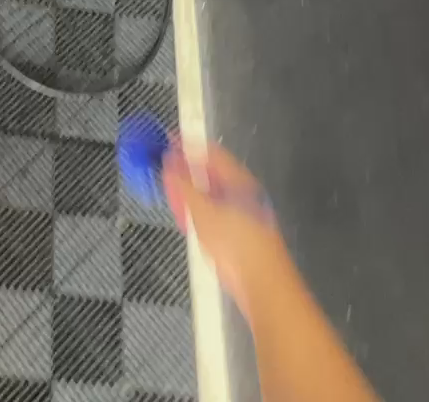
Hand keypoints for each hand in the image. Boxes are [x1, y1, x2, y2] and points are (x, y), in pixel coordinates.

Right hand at [162, 143, 291, 312]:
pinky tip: (188, 221)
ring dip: (189, 194)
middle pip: (209, 173)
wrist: (263, 287)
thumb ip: (183, 184)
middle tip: (164, 172)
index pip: (210, 152)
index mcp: (239, 181)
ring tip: (173, 199)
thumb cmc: (238, 245)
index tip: (166, 142)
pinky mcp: (238, 234)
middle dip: (185, 172)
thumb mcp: (203, 210)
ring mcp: (242, 214)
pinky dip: (198, 213)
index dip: (187, 145)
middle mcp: (243, 193)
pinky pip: (213, 214)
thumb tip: (169, 162)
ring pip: (210, 195)